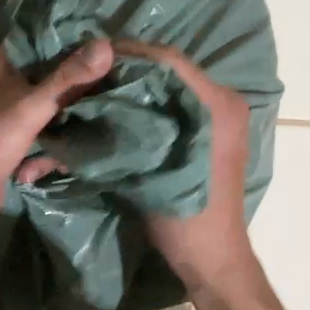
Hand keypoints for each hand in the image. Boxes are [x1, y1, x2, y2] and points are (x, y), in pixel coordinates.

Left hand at [0, 39, 115, 286]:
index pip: (44, 36)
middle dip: (82, 90)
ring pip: (57, 112)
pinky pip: (47, 142)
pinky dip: (48, 157)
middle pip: (57, 76)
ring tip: (75, 145)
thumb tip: (108, 44)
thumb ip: (68, 79)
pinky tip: (35, 172)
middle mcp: (10, 86)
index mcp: (6, 66)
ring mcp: (13, 118)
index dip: (76, 37)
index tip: (111, 41)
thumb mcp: (29, 109)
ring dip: (68, 132)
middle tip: (116, 91)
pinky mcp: (17, 147)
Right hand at [112, 39, 258, 294]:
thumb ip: (124, 127)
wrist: (211, 255)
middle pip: (169, 67)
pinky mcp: (214, 129)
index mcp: (215, 105)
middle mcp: (224, 101)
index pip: (166, 59)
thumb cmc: (181, 216)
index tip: (89, 58)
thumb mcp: (144, 170)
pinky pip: (178, 99)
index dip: (126, 53)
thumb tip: (85, 97)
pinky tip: (123, 108)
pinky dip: (151, 98)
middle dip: (129, 66)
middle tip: (90, 73)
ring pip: (172, 82)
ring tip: (101, 88)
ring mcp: (222, 115)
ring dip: (138, 81)